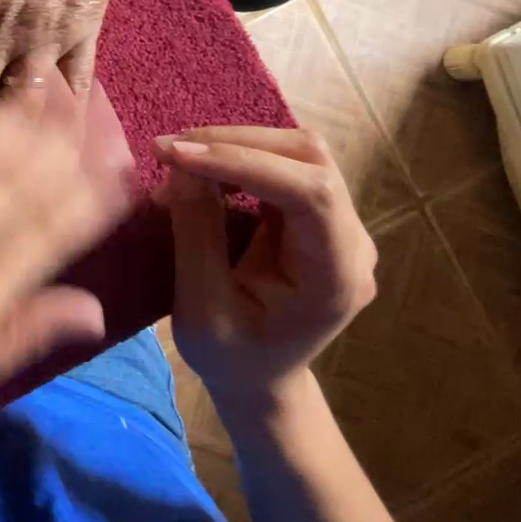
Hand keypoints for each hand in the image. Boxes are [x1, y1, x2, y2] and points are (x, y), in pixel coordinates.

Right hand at [156, 127, 378, 405]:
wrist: (258, 379)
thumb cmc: (230, 356)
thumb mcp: (200, 306)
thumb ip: (197, 232)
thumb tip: (184, 164)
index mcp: (336, 275)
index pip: (309, 192)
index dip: (242, 162)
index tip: (175, 155)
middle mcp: (352, 241)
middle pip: (309, 158)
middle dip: (234, 142)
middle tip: (168, 150)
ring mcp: (339, 224)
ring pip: (297, 151)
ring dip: (233, 142)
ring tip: (178, 155)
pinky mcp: (316, 215)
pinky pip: (283, 163)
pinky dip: (236, 154)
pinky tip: (201, 166)